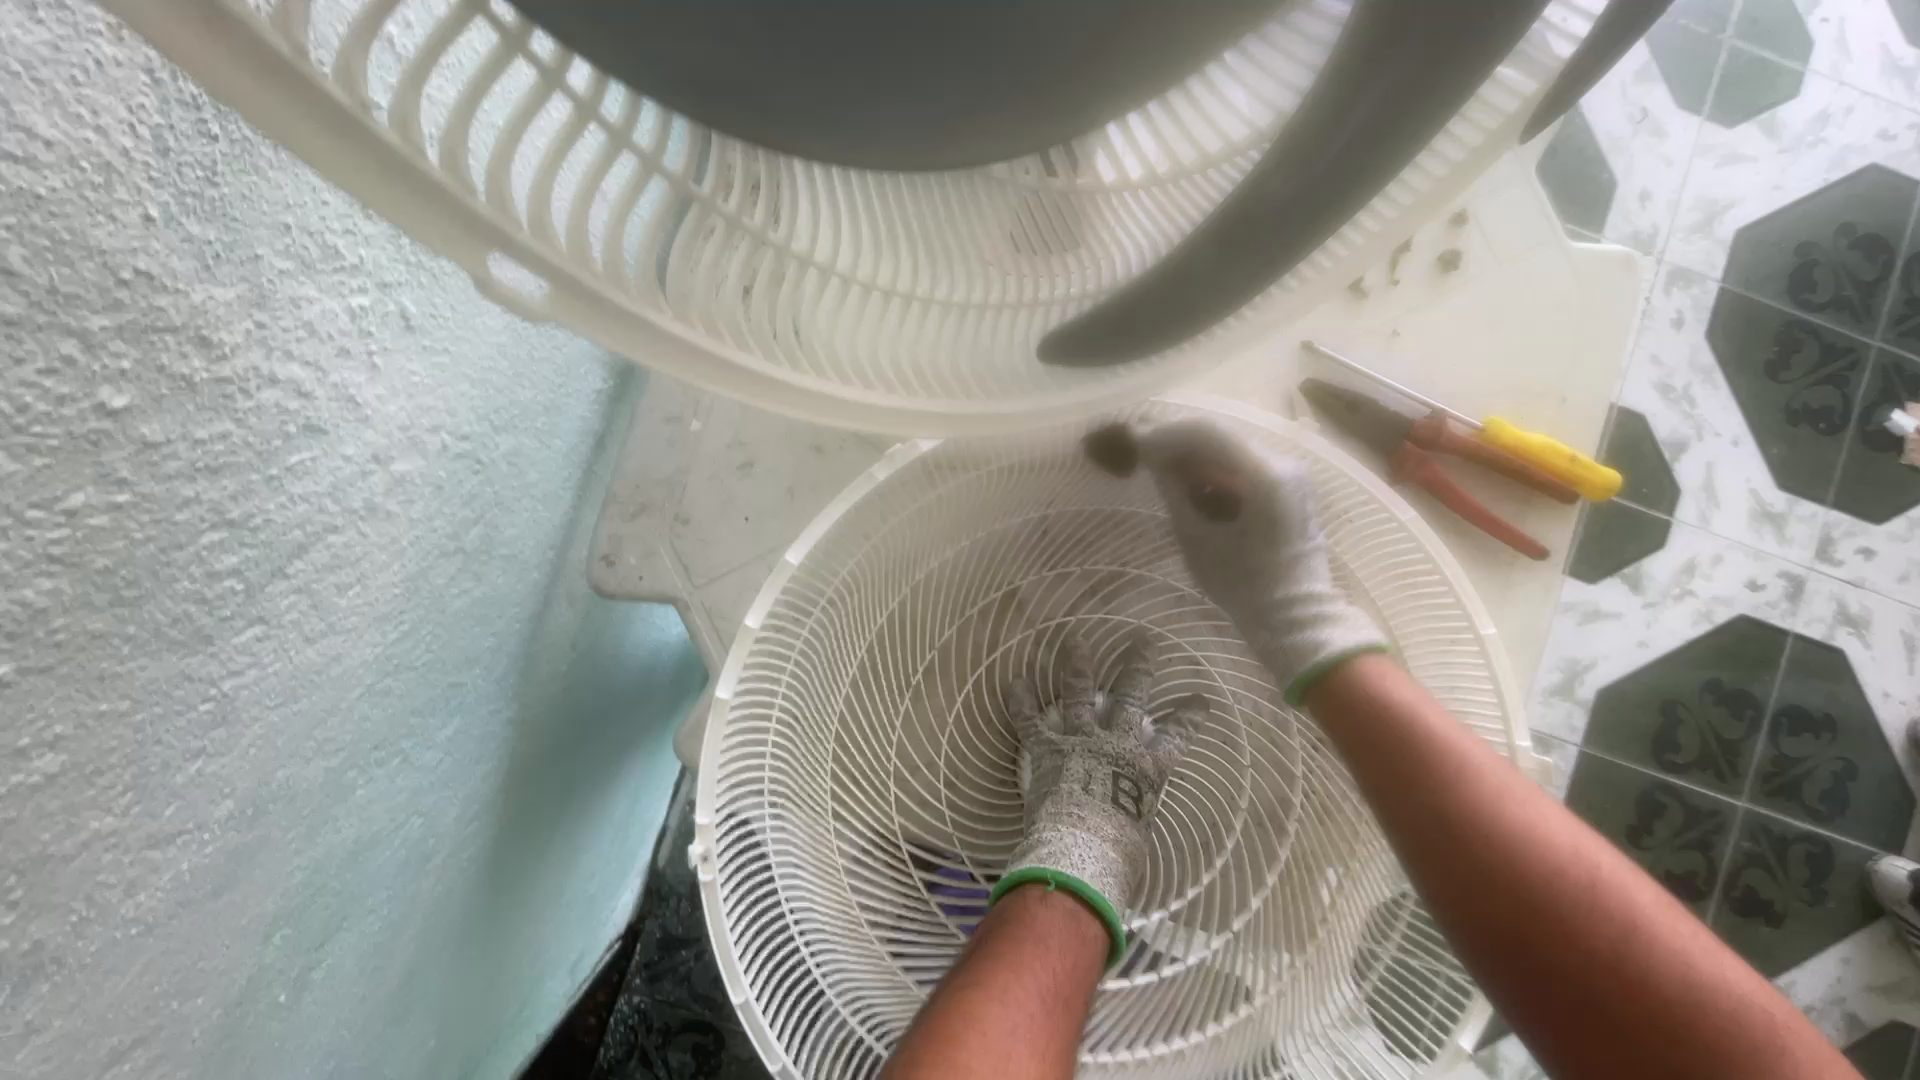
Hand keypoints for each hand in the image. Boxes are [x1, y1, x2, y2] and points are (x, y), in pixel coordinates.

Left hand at [990, 637, 1204, 966]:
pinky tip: (1014, 682)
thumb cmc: (1118, 855)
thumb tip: (1125, 838)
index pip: (1176, 738)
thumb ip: (1132, 823)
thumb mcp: (1137, 838)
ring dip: (1077, 666)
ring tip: (1075, 640)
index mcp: (1147, 769)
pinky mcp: (1050, 748)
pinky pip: (1031, 721)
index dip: (1190, 718)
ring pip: (1079, 694)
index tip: (1202, 700)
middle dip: (1138, 668)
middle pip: (1132, 698)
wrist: (1084, 851)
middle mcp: (1118, 745)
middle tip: (1144, 642)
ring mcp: (1082, 741)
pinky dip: (1020, 703)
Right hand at [1133, 419, 1388, 701]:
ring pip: (1231, 446)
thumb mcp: (1198, 539)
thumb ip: (1174, 491)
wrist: (1295, 618)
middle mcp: (1283, 463)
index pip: (1206, 433)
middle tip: (1141, 453)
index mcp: (1264, 475)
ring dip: (1194, 453)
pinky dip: (1214, 467)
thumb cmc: (1244, 586)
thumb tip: (1151, 459)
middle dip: (1178, 441)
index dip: (1165, 434)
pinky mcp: (1289, 486)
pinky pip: (1244, 463)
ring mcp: (1290, 473)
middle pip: (1220, 434)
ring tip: (1159, 467)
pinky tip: (1190, 482)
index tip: (1133, 445)